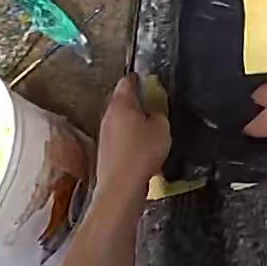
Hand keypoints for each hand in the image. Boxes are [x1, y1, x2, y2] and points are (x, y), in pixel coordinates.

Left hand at [95, 74, 169, 199]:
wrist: (121, 187)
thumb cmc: (142, 152)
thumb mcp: (162, 127)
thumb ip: (158, 114)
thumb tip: (152, 113)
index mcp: (121, 104)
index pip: (128, 81)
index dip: (139, 79)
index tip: (150, 81)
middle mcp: (108, 116)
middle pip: (123, 102)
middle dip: (138, 103)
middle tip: (155, 107)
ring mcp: (105, 134)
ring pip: (121, 121)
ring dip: (134, 123)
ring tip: (152, 131)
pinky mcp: (106, 152)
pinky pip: (121, 139)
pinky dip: (131, 140)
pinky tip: (143, 150)